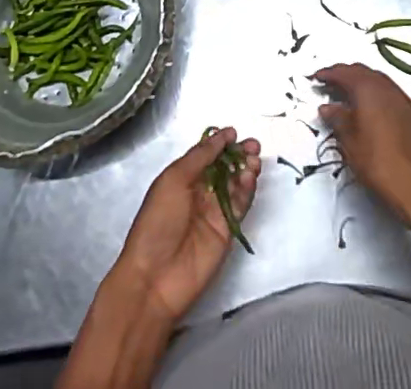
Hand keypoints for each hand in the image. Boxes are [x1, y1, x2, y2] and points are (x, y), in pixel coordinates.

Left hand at [112, 126, 261, 324]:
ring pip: (236, 183)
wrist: (155, 277)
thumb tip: (221, 135)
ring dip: (246, 169)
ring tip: (254, 160)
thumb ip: (200, 157)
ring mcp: (214, 211)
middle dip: (239, 154)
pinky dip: (247, 189)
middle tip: (253, 145)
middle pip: (225, 167)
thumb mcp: (173, 181)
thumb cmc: (157, 223)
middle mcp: (199, 192)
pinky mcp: (227, 228)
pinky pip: (240, 203)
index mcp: (181, 178)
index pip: (205, 154)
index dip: (220, 143)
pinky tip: (249, 178)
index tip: (234, 133)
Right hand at [315, 63, 410, 234]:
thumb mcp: (350, 142)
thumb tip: (327, 106)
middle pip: (363, 71)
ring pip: (378, 80)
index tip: (315, 78)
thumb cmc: (378, 164)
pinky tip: (368, 107)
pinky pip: (389, 92)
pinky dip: (374, 92)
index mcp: (369, 90)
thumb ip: (337, 119)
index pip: (345, 73)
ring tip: (345, 94)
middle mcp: (387, 88)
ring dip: (361, 82)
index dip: (328, 73)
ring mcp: (403, 99)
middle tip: (328, 83)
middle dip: (344, 74)